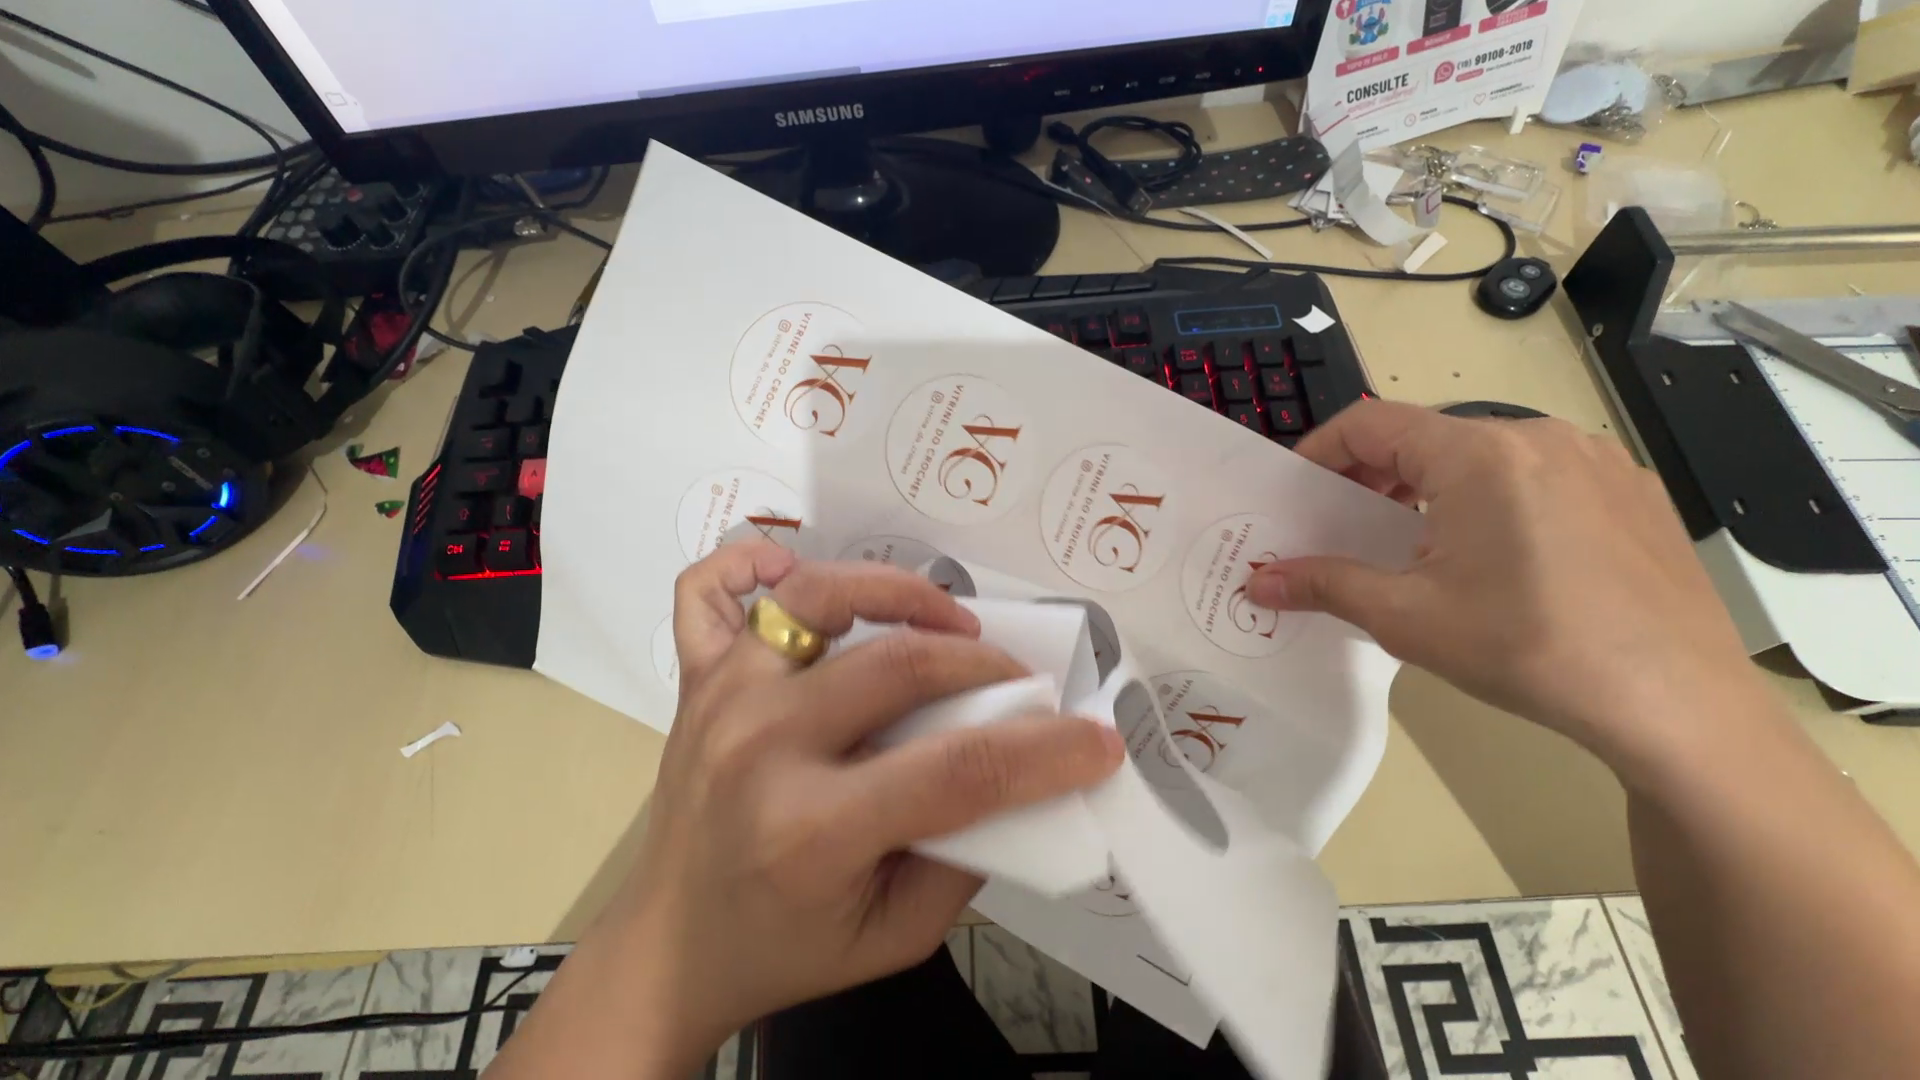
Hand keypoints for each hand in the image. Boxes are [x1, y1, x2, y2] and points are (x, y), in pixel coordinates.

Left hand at [581, 544, 1121, 1073]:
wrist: (669, 950)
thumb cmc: (784, 947)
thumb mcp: (897, 934)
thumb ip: (967, 852)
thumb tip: (1021, 772)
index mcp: (812, 830)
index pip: (956, 771)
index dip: (1045, 750)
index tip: (1095, 741)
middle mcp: (761, 747)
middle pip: (899, 666)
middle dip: (986, 666)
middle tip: (1020, 686)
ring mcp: (721, 701)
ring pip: (815, 598)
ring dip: (898, 591)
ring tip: (946, 619)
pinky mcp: (696, 683)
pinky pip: (707, 592)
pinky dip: (751, 565)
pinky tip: (797, 575)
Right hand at [1248, 401, 1760, 763]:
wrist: (1677, 703)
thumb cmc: (1527, 648)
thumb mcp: (1407, 617)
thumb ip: (1323, 585)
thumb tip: (1255, 581)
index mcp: (1479, 454)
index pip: (1371, 423)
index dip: (1319, 451)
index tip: (1295, 493)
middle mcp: (1538, 436)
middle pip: (1427, 436)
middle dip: (1372, 475)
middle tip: (1343, 527)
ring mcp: (1595, 460)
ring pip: (1482, 455)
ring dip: (1431, 488)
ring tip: (1415, 545)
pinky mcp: (1631, 491)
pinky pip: (1536, 476)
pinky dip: (1491, 500)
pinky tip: (1495, 558)